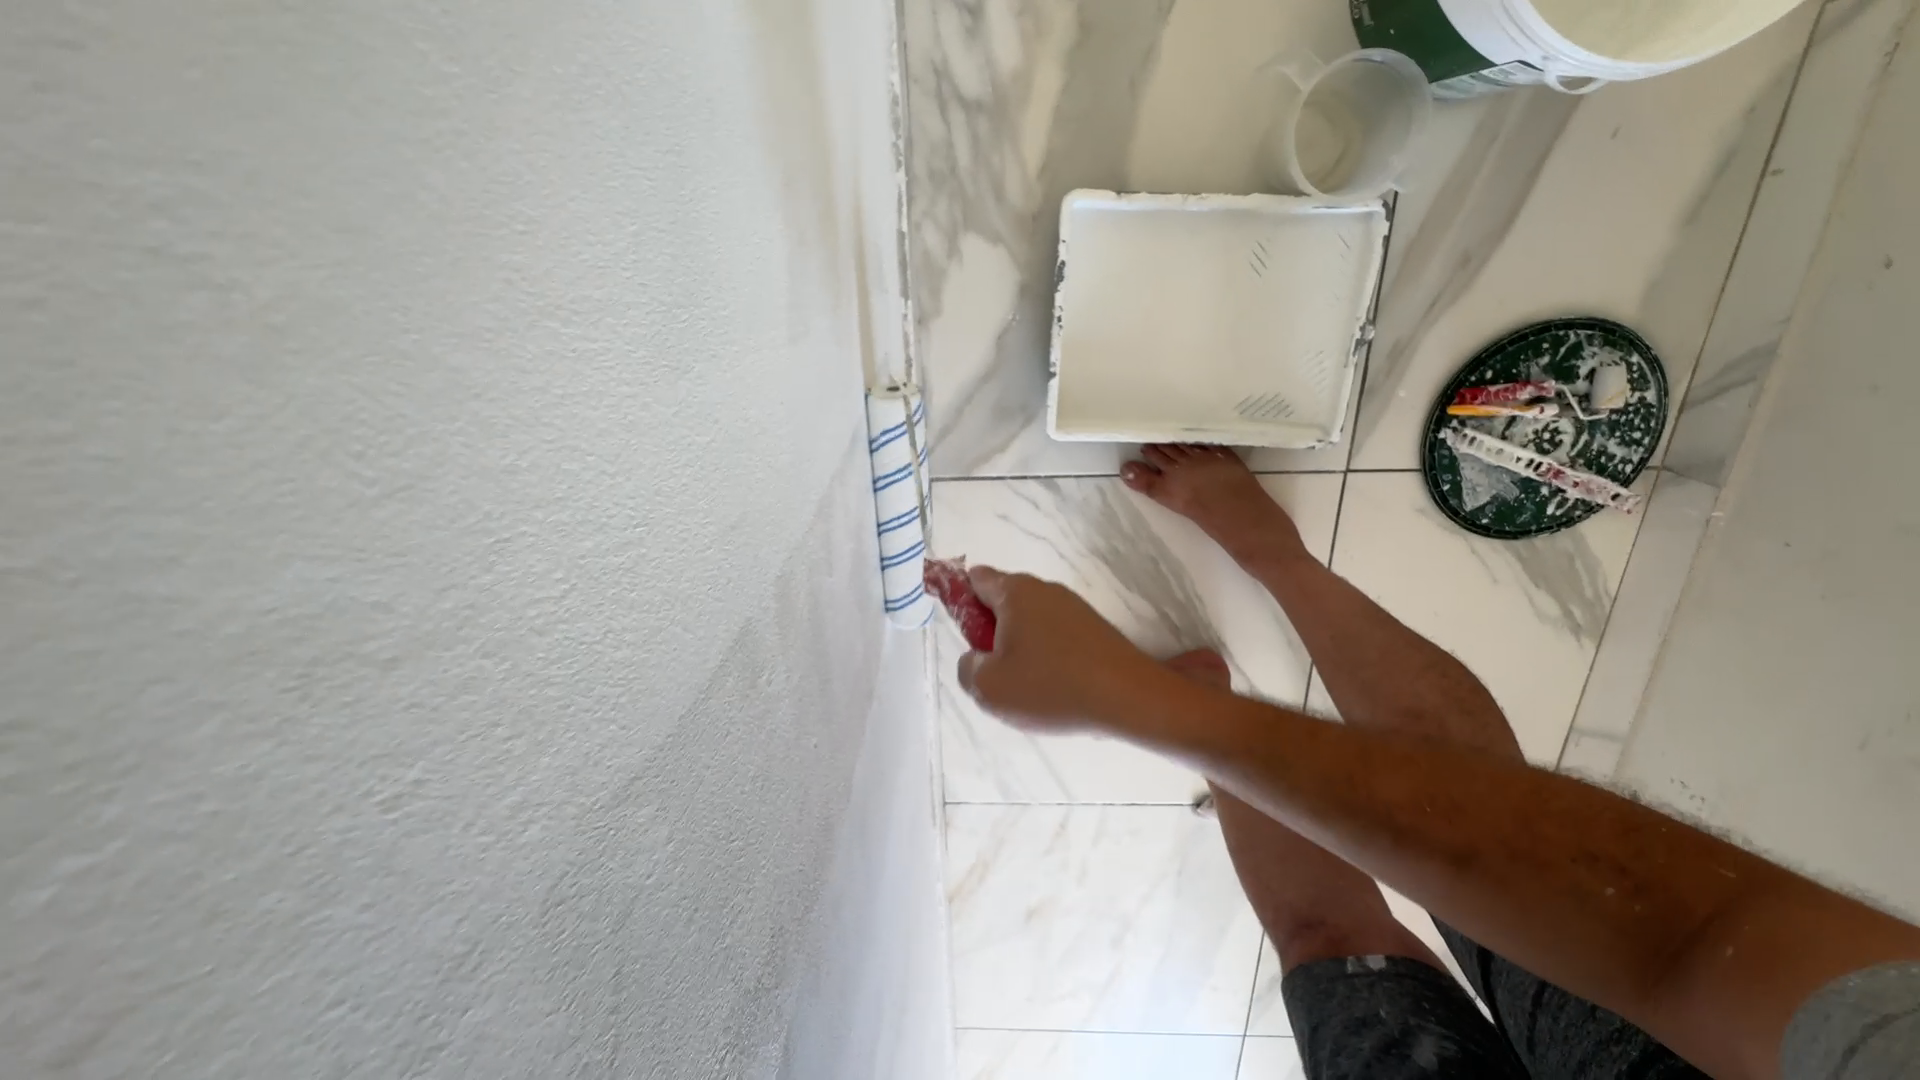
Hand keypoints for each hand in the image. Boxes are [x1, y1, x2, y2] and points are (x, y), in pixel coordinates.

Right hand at [956, 565, 1164, 733]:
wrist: (1130, 699)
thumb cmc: (1051, 687)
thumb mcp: (988, 688)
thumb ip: (967, 667)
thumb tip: (976, 659)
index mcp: (1015, 592)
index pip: (974, 578)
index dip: (958, 599)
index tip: (962, 635)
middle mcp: (1045, 590)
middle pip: (1002, 602)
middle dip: (989, 633)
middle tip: (992, 672)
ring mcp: (1073, 608)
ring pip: (1028, 623)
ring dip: (1018, 650)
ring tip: (1026, 688)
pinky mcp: (1094, 630)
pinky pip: (1054, 638)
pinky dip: (1046, 659)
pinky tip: (1054, 690)